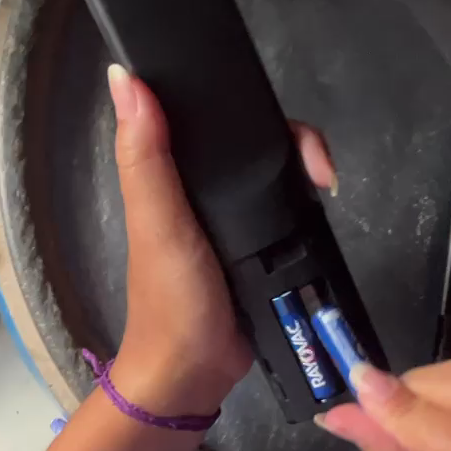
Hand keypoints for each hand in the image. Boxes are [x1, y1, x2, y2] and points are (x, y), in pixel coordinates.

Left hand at [107, 64, 338, 415]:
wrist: (193, 374)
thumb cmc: (171, 300)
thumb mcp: (157, 224)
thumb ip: (145, 157)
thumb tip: (124, 77)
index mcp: (167, 180)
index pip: (201, 119)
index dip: (235, 101)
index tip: (271, 110)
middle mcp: (198, 194)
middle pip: (248, 144)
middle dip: (289, 140)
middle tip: (319, 166)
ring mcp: (228, 222)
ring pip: (271, 174)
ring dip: (303, 169)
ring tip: (327, 185)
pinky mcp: (256, 249)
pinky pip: (284, 211)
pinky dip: (306, 203)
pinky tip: (324, 205)